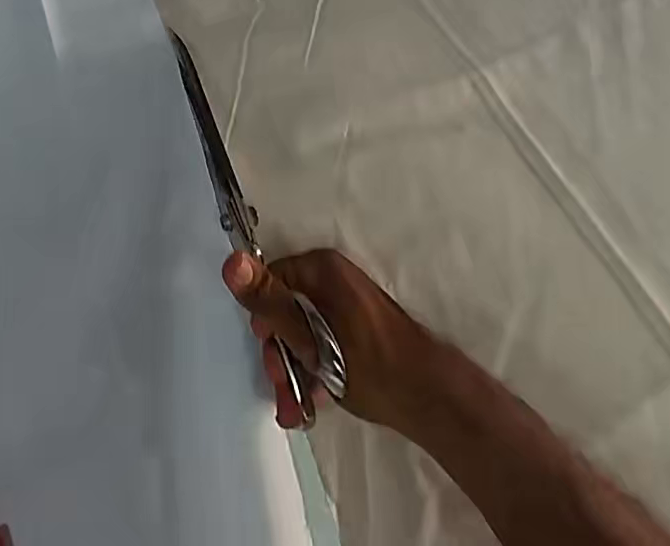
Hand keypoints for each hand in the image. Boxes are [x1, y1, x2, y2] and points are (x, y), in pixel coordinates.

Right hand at [222, 249, 438, 430]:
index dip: (265, 321)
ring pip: (301, 330)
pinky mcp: (356, 327)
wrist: (437, 404)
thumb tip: (232, 263)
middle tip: (285, 387)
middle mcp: (332, 279)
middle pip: (284, 310)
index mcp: (321, 269)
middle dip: (280, 354)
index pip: (269, 282)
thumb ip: (269, 302)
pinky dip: (313, 368)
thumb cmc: (375, 368)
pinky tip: (313, 400)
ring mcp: (346, 303)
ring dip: (294, 369)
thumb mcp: (311, 338)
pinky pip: (321, 340)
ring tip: (298, 406)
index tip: (271, 353)